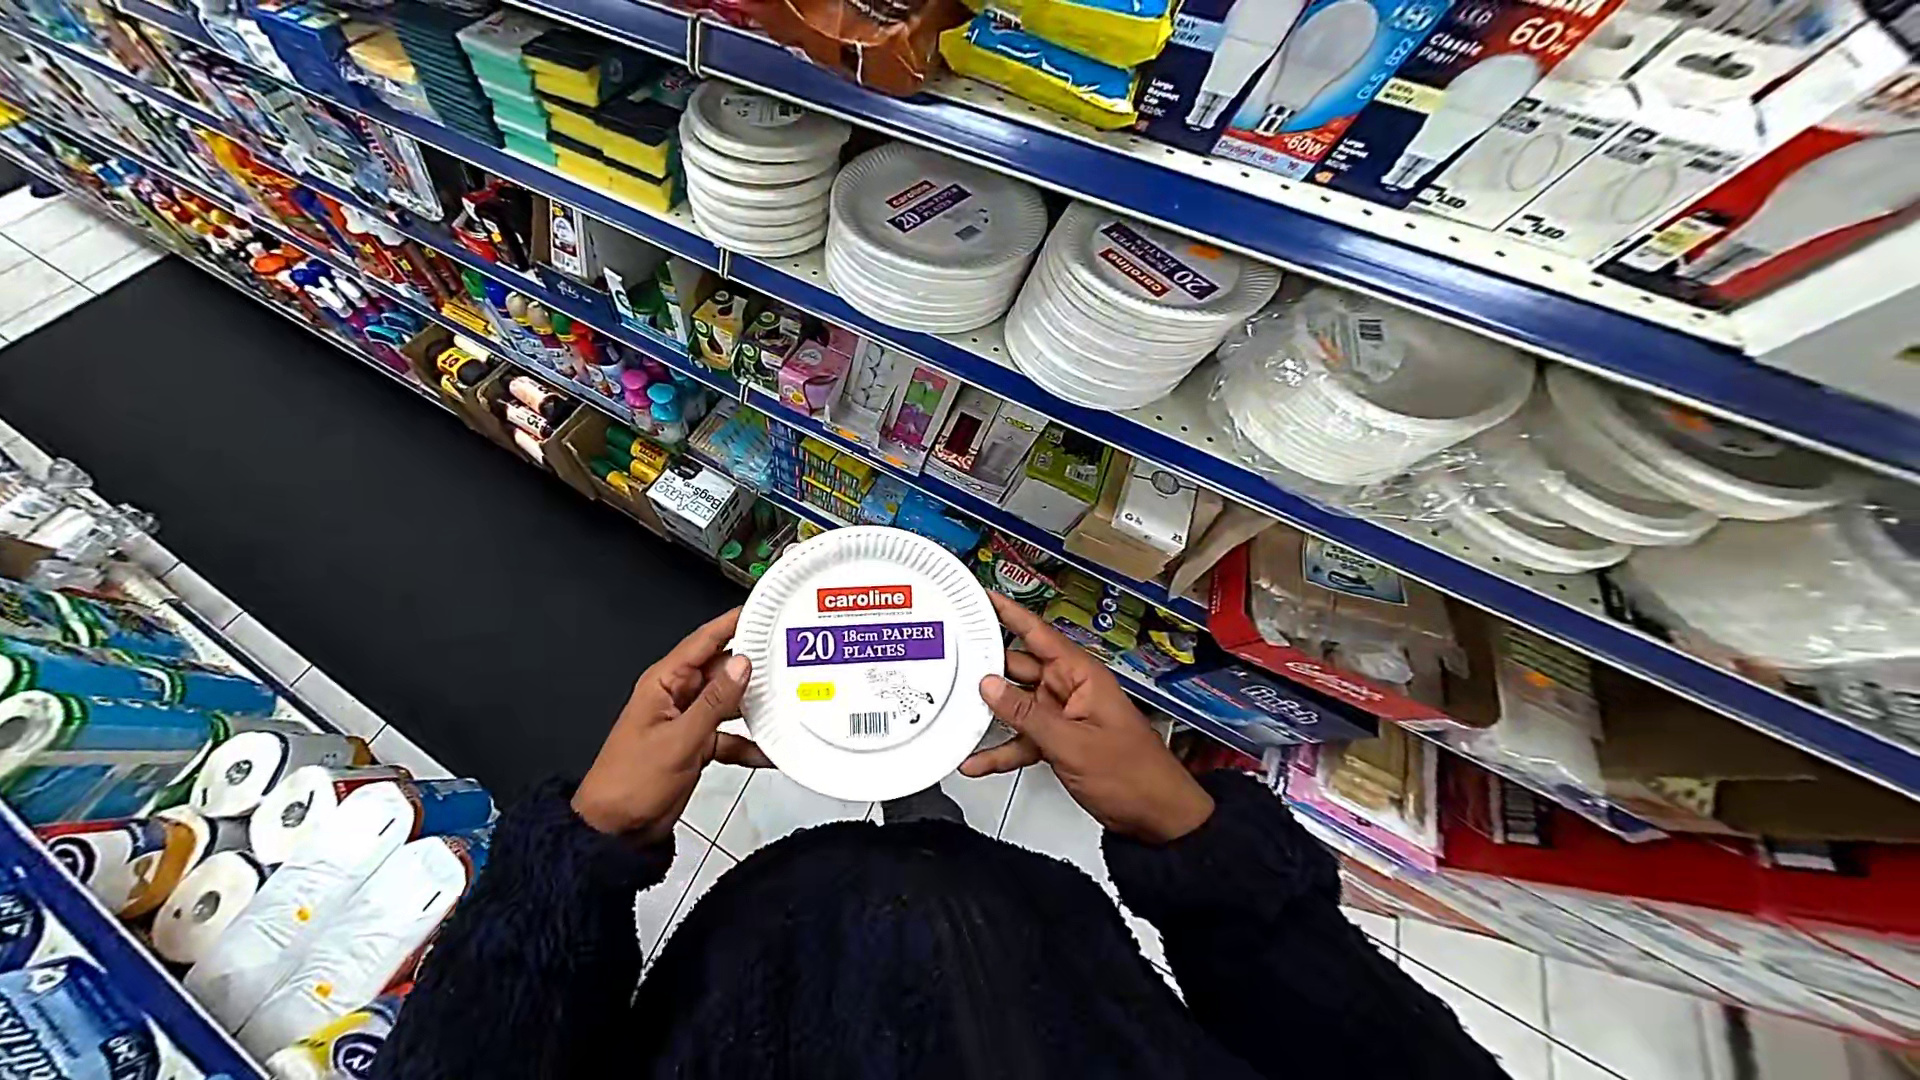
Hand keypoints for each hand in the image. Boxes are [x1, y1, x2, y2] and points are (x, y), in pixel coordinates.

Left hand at [572, 608, 770, 841]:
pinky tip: (768, 750)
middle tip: (786, 658)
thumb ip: (715, 701)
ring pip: (730, 701)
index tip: (760, 610)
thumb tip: (742, 665)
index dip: (732, 623)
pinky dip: (748, 742)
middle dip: (753, 666)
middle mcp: (678, 696)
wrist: (616, 832)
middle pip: (723, 670)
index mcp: (664, 683)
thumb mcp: (679, 739)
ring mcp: (689, 719)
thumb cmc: (629, 783)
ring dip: (754, 706)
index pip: (704, 641)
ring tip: (784, 702)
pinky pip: (730, 734)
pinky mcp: (697, 743)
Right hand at [961, 593, 1212, 843]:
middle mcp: (1068, 688)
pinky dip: (1002, 748)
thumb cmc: (1134, 773)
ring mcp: (1062, 714)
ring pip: (1016, 704)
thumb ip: (1026, 714)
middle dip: (987, 667)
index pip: (1038, 633)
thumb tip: (990, 687)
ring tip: (959, 713)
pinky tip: (979, 759)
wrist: (1156, 816)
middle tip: (953, 663)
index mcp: (1080, 675)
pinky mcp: (1057, 740)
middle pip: (1019, 667)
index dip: (1009, 613)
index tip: (983, 598)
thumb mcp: (1072, 742)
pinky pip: (1022, 737)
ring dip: (991, 713)